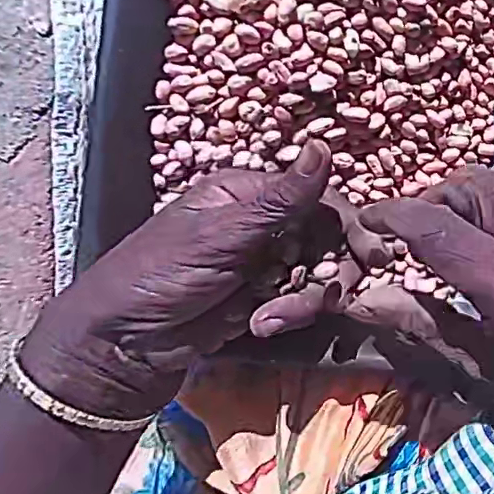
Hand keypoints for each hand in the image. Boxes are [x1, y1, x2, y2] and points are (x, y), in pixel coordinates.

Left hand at [18, 141, 386, 420]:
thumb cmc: (160, 274)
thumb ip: (282, 199)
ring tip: (272, 317)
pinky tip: (261, 324)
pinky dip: (291, 312)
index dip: (350, 228)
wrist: (120, 347)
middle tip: (327, 298)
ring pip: (320, 272)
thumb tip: (323, 146)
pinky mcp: (268, 294)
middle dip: (328, 271)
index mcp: (253, 193)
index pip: (322, 201)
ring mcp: (269, 260)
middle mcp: (267, 222)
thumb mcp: (223, 235)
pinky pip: (303, 298)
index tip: (372, 256)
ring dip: (306, 297)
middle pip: (328, 240)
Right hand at [350, 166, 493, 441]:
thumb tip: (362, 300)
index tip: (370, 219)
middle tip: (413, 232)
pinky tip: (488, 240)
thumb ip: (421, 326)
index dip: (394, 215)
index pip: (438, 226)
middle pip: (470, 185)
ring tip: (447, 234)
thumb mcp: (481, 369)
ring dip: (463, 200)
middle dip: (431, 199)